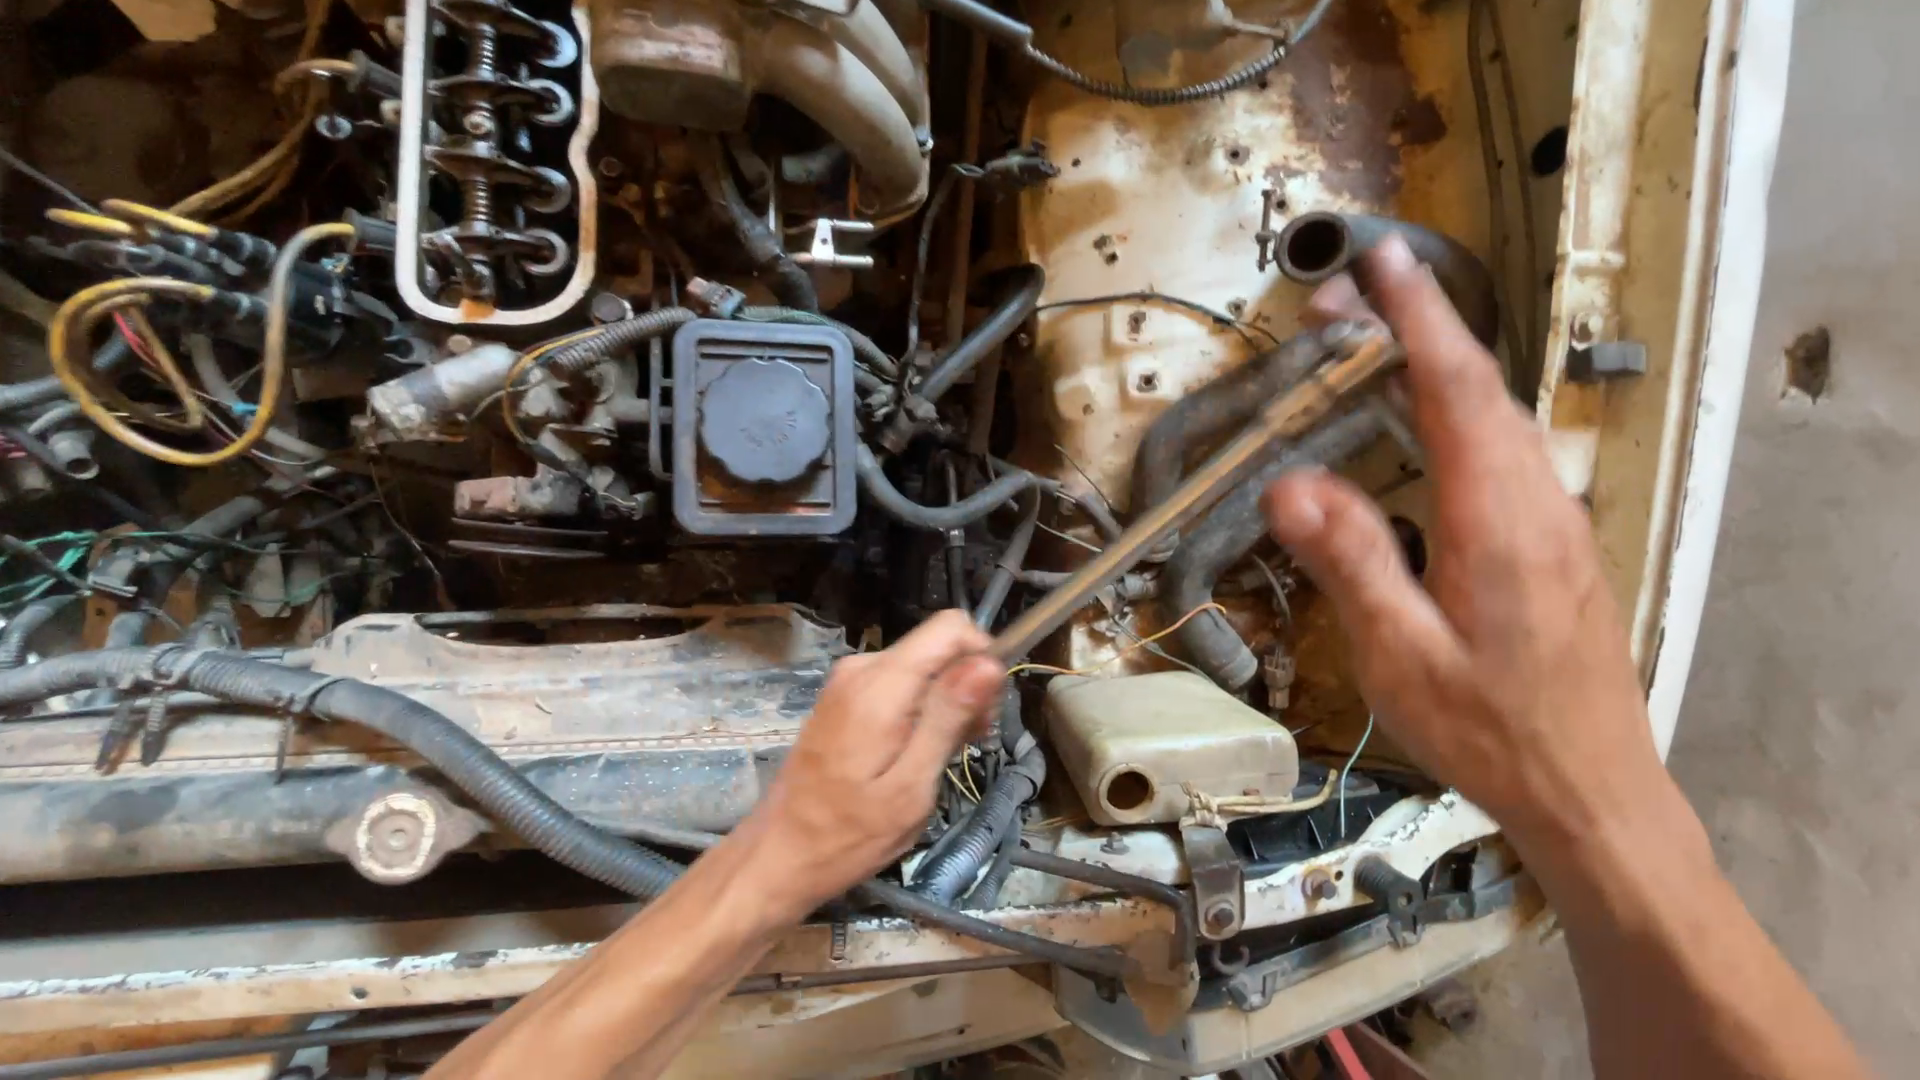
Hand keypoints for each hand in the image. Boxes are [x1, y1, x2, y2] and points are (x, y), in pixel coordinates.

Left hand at [729, 610, 1004, 920]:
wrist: (777, 855)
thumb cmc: (847, 834)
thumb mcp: (910, 787)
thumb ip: (948, 718)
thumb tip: (988, 663)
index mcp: (880, 685)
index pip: (950, 627)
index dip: (981, 658)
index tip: (986, 712)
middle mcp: (861, 668)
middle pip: (937, 647)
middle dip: (964, 689)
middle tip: (964, 747)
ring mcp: (848, 681)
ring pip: (922, 666)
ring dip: (943, 705)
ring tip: (937, 760)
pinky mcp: (844, 697)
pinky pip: (898, 683)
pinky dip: (918, 711)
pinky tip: (912, 755)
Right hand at [1261, 236, 1668, 848]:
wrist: (1590, 789)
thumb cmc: (1487, 727)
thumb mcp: (1400, 654)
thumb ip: (1350, 562)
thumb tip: (1286, 485)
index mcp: (1497, 517)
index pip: (1456, 389)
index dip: (1417, 317)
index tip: (1382, 260)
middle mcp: (1536, 500)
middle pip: (1476, 388)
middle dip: (1411, 331)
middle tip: (1336, 306)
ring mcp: (1552, 519)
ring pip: (1494, 416)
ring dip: (1432, 368)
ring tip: (1365, 351)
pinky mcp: (1550, 541)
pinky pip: (1502, 450)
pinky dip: (1454, 410)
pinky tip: (1420, 425)